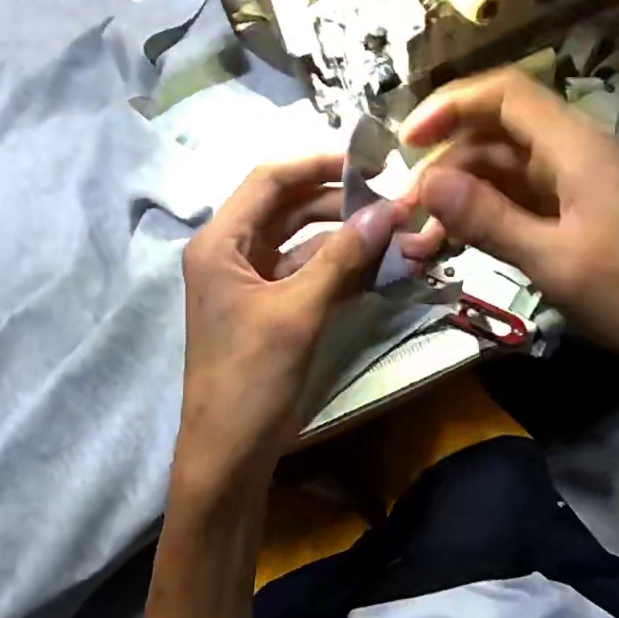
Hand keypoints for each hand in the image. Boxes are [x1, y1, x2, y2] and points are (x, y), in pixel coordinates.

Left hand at [175, 154, 408, 498]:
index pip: (269, 181)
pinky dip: (342, 271)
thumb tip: (387, 209)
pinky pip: (310, 276)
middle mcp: (233, 254)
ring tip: (398, 235)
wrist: (229, 453)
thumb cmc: (250, 377)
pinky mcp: (273, 310)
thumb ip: (341, 258)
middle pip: (290, 209)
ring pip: (304, 244)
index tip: (367, 164)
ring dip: (348, 240)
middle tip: (393, 204)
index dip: (317, 164)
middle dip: (341, 206)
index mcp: (220, 243)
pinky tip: (381, 267)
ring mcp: (253, 283)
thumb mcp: (297, 312)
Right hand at [403, 69, 618, 400]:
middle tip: (403, 215)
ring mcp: (572, 186)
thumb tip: (425, 183)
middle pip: (493, 136)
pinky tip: (452, 246)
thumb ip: (488, 219)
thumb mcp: (554, 260)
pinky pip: (514, 202)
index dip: (449, 106)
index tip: (403, 141)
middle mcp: (571, 154)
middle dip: (443, 169)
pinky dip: (480, 219)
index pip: (503, 95)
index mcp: (574, 147)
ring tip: (419, 244)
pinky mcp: (571, 215)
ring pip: (499, 173)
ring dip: (457, 200)